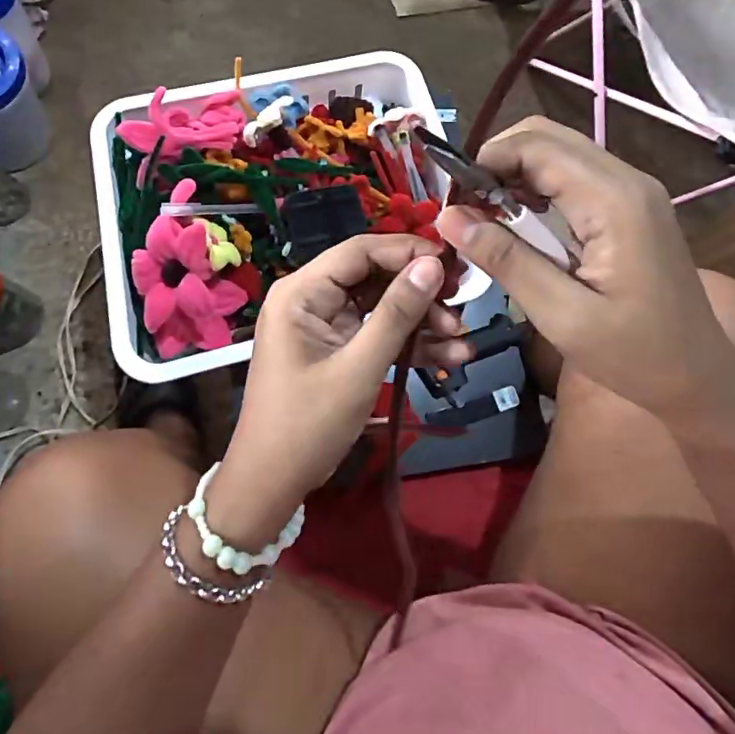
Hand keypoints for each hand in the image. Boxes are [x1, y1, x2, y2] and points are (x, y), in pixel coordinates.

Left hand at [212, 234, 466, 546]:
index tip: (453, 263)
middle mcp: (312, 298)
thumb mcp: (359, 368)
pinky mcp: (338, 347)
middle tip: (461, 304)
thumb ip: (397, 314)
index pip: (361, 250)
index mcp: (302, 292)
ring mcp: (325, 323)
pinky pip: (378, 332)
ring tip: (461, 340)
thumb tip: (433, 265)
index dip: (408, 251)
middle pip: (375, 276)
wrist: (273, 482)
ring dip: (422, 322)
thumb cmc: (308, 424)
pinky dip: (409, 343)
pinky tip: (449, 357)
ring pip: (383, 305)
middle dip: (420, 292)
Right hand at [436, 117, 734, 425]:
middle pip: (545, 138)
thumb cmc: (635, 355)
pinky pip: (572, 177)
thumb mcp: (562, 316)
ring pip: (556, 153)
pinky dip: (536, 191)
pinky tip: (520, 228)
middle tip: (467, 211)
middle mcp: (626, 179)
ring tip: (486, 221)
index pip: (535, 146)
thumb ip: (507, 260)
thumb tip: (449, 218)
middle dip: (496, 164)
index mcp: (613, 200)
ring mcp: (632, 189)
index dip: (485, 162)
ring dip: (514, 176)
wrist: (700, 377)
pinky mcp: (629, 205)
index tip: (452, 202)